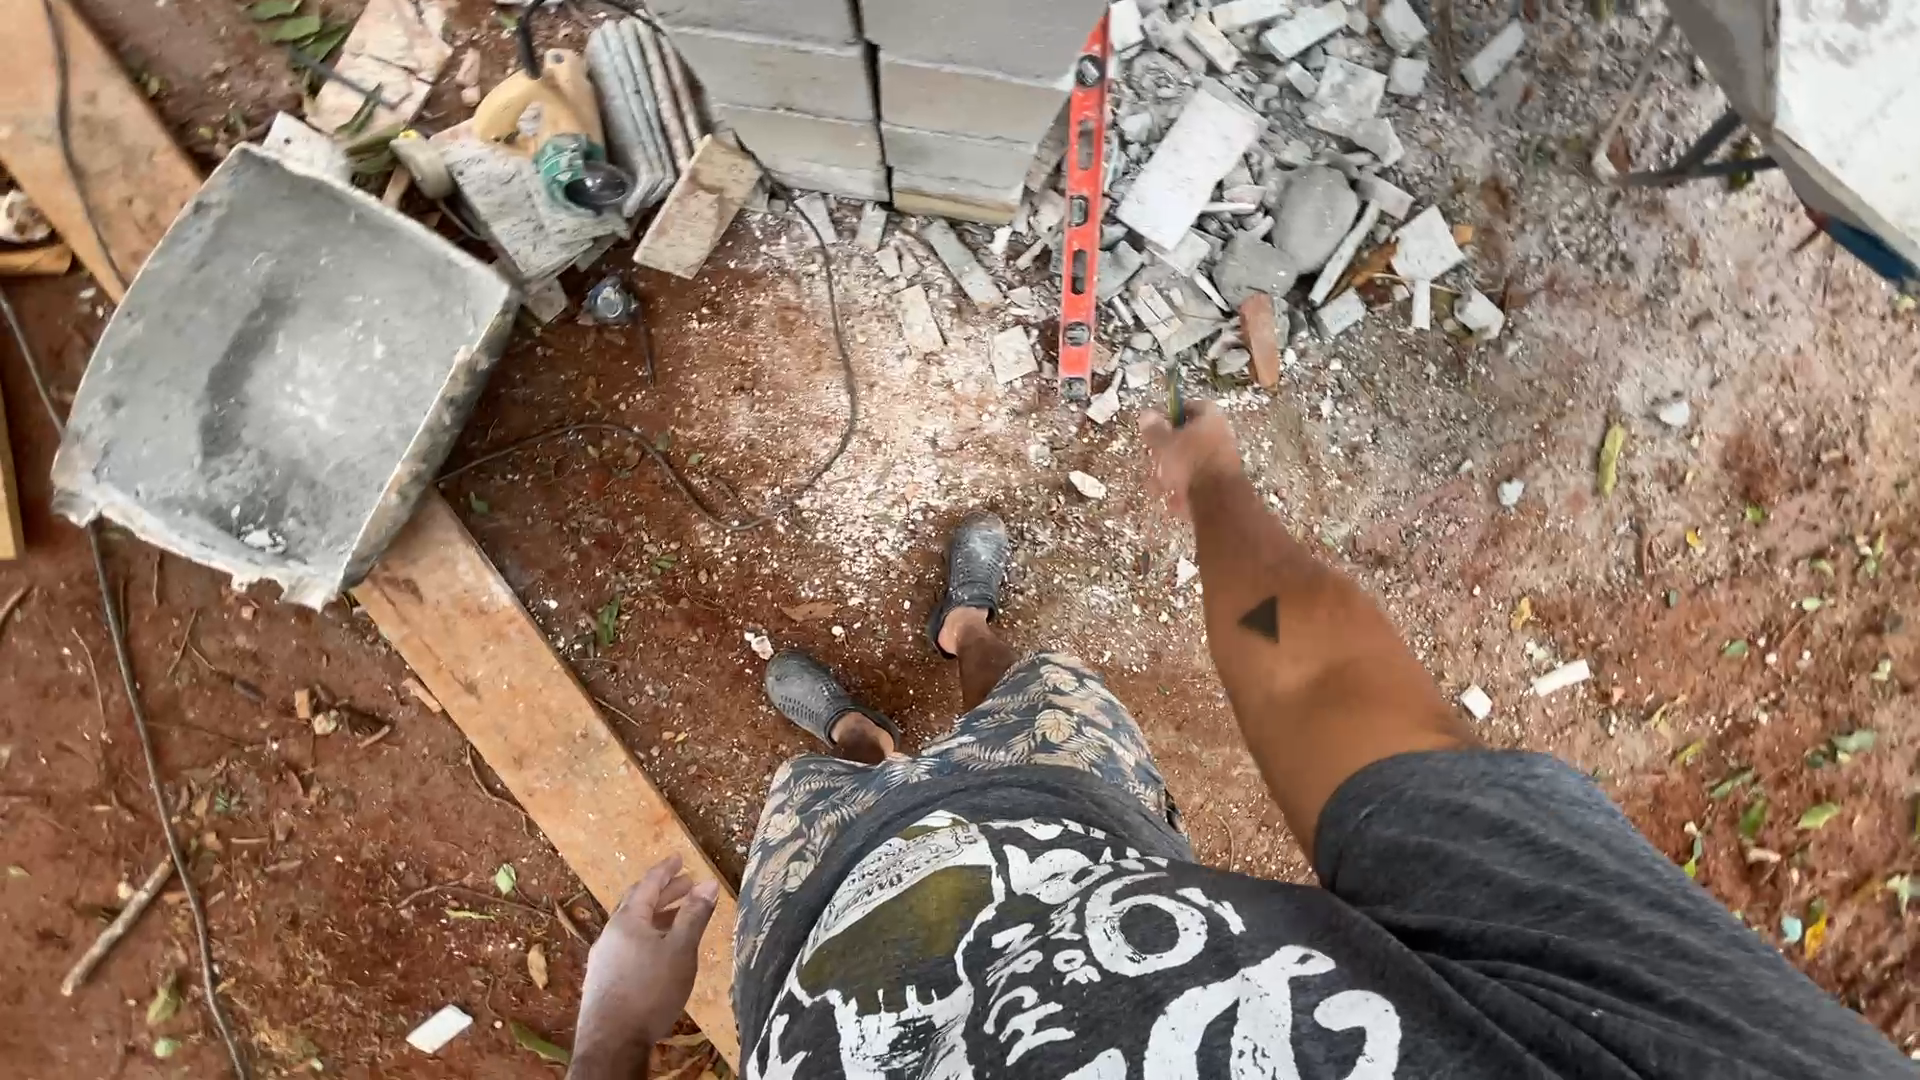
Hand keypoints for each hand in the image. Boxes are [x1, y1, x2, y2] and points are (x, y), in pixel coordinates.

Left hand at [570, 855, 720, 1075]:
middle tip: (686, 884)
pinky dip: (648, 935)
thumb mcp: (681, 950)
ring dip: (657, 915)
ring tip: (680, 916)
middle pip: (637, 903)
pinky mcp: (602, 981)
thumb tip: (709, 883)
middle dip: (663, 891)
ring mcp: (603, 959)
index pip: (648, 884)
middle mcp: (610, 935)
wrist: (612, 1046)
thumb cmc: (650, 991)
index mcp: (626, 921)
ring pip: (632, 926)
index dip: (666, 869)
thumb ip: (694, 915)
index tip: (679, 857)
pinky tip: (660, 950)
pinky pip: (627, 944)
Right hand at [1141, 401, 1241, 518]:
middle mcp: (1220, 435)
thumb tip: (1146, 414)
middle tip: (1154, 459)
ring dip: (1171, 473)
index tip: (1156, 425)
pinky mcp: (1221, 483)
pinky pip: (1196, 481)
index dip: (1172, 413)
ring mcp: (1222, 460)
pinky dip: (1182, 488)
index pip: (1191, 406)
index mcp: (1210, 419)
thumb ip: (1154, 429)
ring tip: (1157, 486)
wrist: (1218, 499)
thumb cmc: (1190, 462)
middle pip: (1189, 437)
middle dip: (1167, 449)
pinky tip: (1171, 499)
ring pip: (1190, 462)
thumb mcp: (1165, 443)